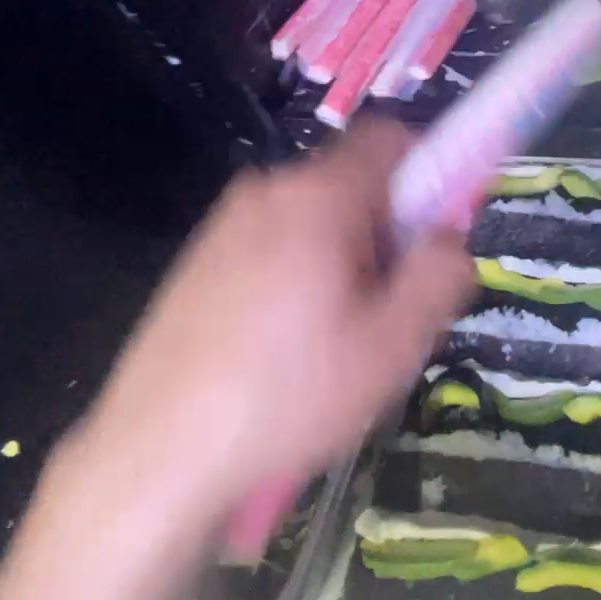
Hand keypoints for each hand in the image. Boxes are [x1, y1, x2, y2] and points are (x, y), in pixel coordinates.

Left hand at [0, 120, 479, 599]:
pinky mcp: (198, 261)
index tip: (437, 232)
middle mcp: (268, 190)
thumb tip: (450, 237)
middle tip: (392, 305)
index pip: (393, 137)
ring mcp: (225, 224)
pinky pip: (278, 242)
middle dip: (391, 230)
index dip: (432, 170)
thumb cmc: (288, 395)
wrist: (150, 463)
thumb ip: (443, 271)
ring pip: (319, 218)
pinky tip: (290, 346)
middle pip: (358, 183)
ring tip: (340, 337)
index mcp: (318, 196)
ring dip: (348, 257)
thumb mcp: (395, 342)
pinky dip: (304, 274)